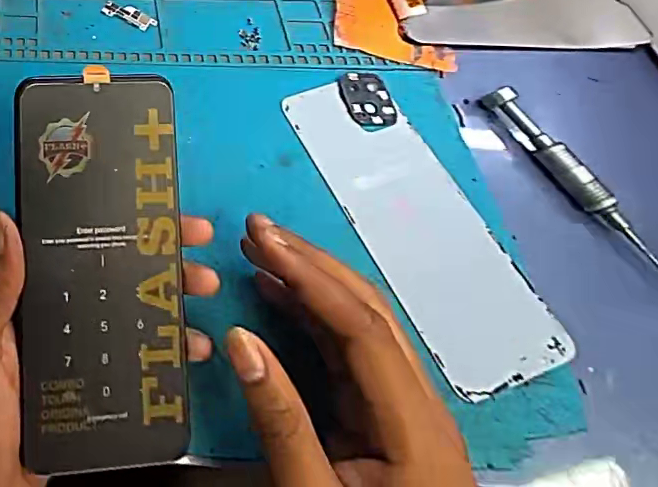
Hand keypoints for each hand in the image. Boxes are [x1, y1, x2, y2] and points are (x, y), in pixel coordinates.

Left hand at [0, 207, 219, 486]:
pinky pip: (128, 349)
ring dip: (163, 291)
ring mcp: (65, 343)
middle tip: (196, 242)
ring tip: (204, 287)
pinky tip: (191, 344)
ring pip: (121, 302)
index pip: (59, 235)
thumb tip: (1, 216)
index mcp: (6, 288)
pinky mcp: (85, 380)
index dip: (104, 214)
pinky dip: (161, 342)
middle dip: (150, 249)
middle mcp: (37, 305)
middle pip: (101, 263)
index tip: (150, 206)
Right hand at [226, 213, 473, 486]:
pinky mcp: (384, 416)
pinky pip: (346, 348)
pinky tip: (276, 294)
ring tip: (259, 249)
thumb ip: (280, 422)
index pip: (362, 327)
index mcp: (416, 428)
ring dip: (309, 280)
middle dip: (309, 262)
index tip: (261, 241)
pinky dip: (309, 313)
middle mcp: (419, 406)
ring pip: (359, 322)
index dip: (309, 276)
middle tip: (256, 229)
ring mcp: (404, 409)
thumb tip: (238, 339)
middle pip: (367, 311)